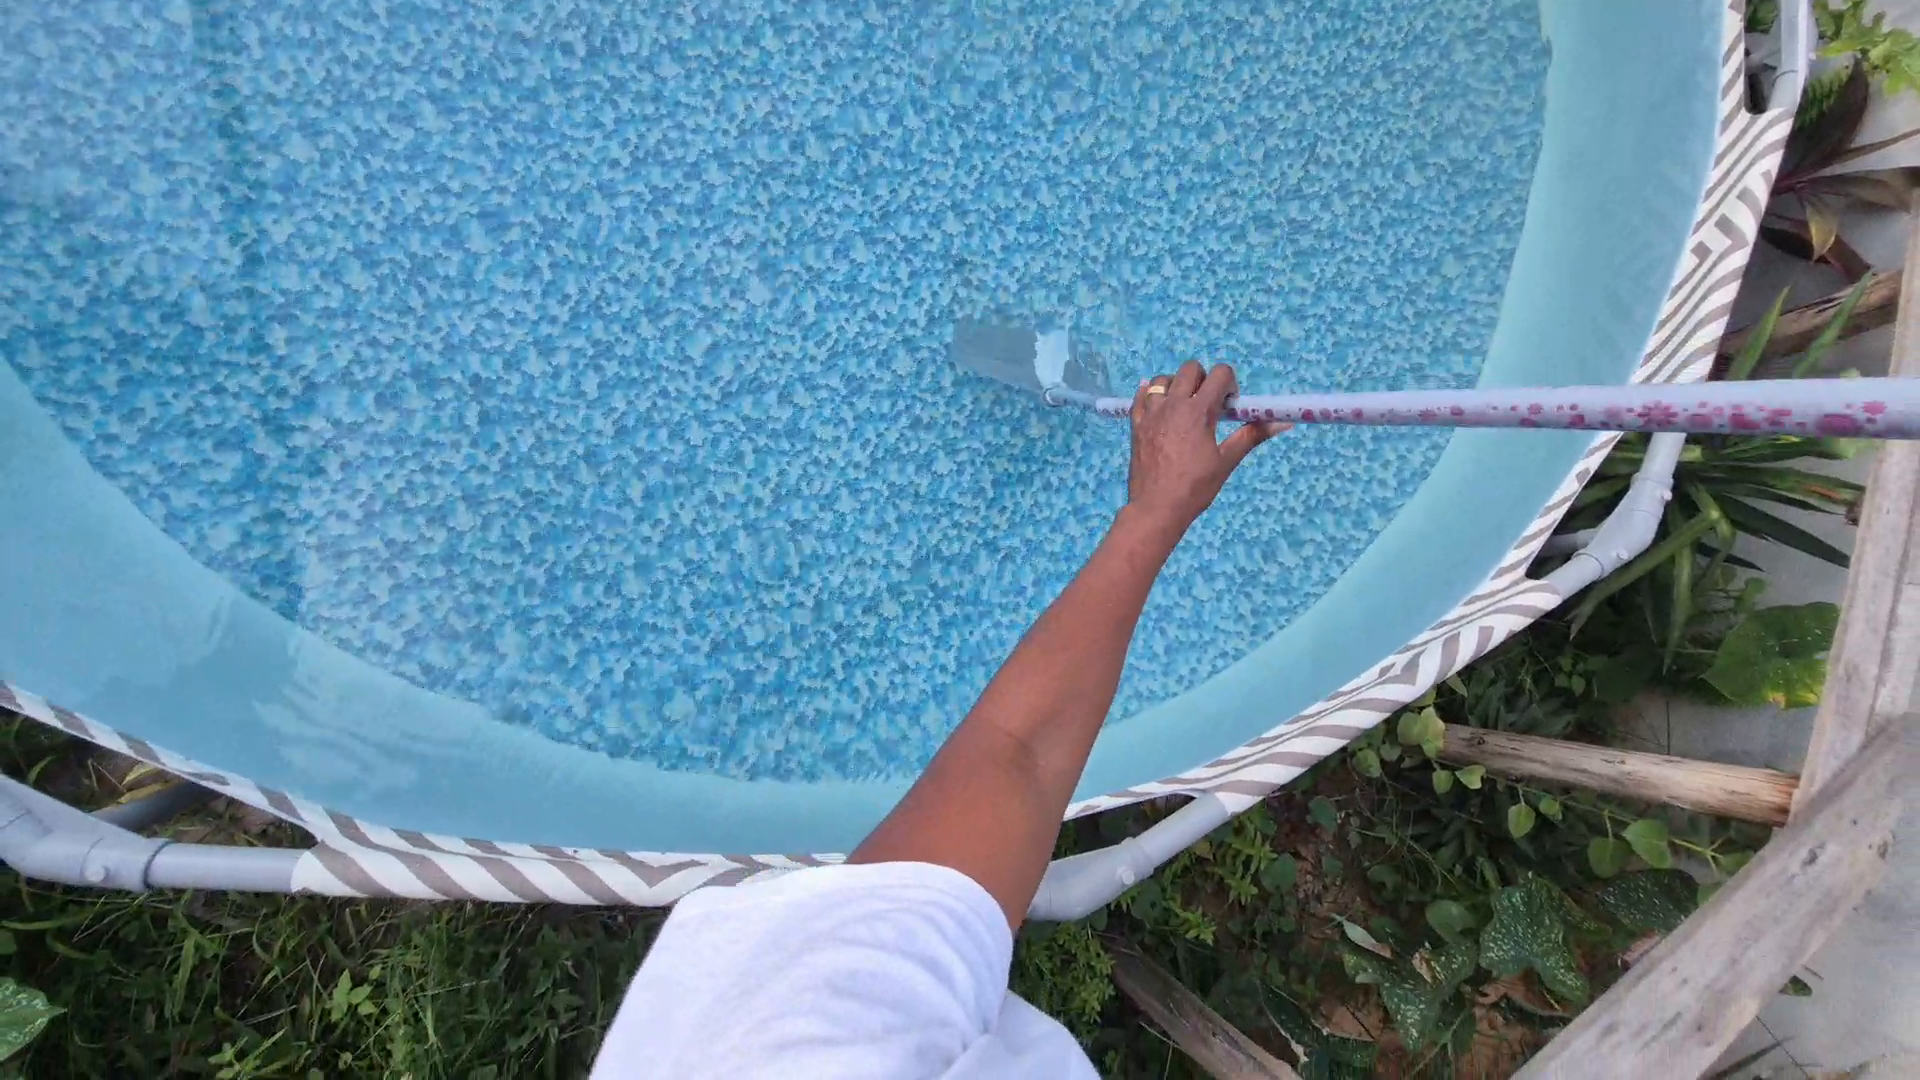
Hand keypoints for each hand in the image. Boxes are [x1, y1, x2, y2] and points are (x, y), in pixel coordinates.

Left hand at [1125, 361, 1288, 537]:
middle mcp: (1172, 405)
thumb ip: (1252, 435)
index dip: (1229, 384)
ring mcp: (1150, 413)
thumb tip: (1284, 422)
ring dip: (1176, 386)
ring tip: (1182, 408)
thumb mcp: (1226, 461)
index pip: (1219, 374)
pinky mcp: (1135, 424)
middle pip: (1190, 369)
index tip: (1228, 405)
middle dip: (1204, 380)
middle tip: (1207, 404)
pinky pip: (1140, 396)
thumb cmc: (1194, 487)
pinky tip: (1160, 407)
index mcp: (1198, 411)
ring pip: (1163, 379)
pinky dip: (1151, 394)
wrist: (1156, 507)